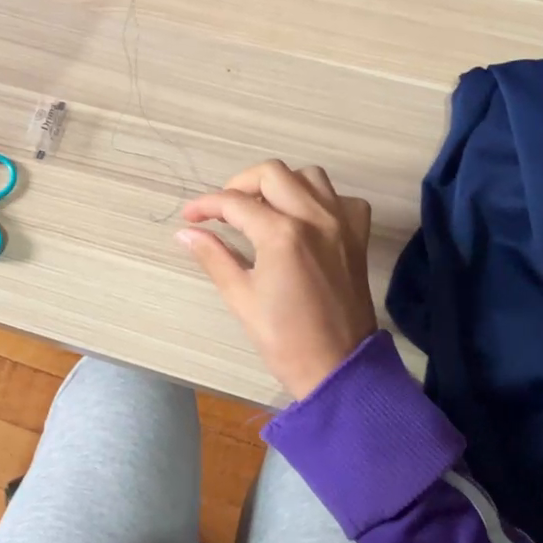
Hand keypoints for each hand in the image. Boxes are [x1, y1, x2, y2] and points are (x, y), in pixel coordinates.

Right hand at [176, 161, 378, 399]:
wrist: (339, 370)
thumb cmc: (285, 340)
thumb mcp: (241, 297)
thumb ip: (213, 256)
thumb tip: (185, 233)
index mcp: (282, 234)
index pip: (234, 202)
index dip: (205, 206)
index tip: (189, 217)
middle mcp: (315, 218)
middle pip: (272, 173)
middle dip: (240, 184)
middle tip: (224, 210)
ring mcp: (341, 224)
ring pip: (308, 176)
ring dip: (280, 184)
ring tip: (261, 208)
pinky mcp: (357, 237)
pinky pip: (340, 198)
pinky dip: (319, 199)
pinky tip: (302, 219)